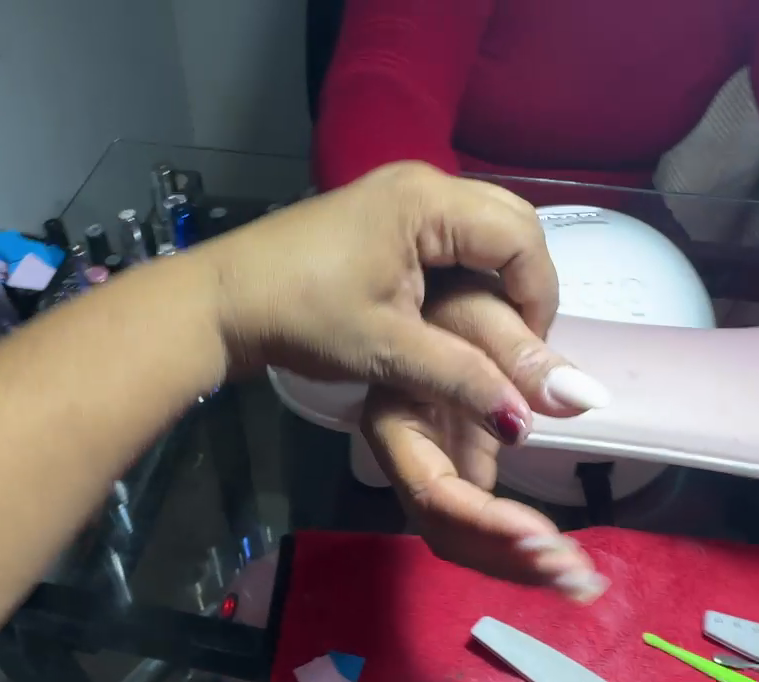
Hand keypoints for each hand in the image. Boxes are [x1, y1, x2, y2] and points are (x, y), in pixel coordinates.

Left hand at [202, 163, 611, 600]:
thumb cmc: (301, 319)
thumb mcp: (387, 351)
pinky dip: (463, 282)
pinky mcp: (383, 222)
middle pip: (509, 229)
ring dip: (493, 287)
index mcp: (429, 200)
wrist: (221, 304)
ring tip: (487, 342)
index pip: (522, 239)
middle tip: (515, 348)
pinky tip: (451, 322)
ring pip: (481, 236)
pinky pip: (448, 244)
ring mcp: (400, 199)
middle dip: (522, 290)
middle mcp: (423, 183)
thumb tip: (526, 420)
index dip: (538, 300)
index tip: (528, 356)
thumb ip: (462, 377)